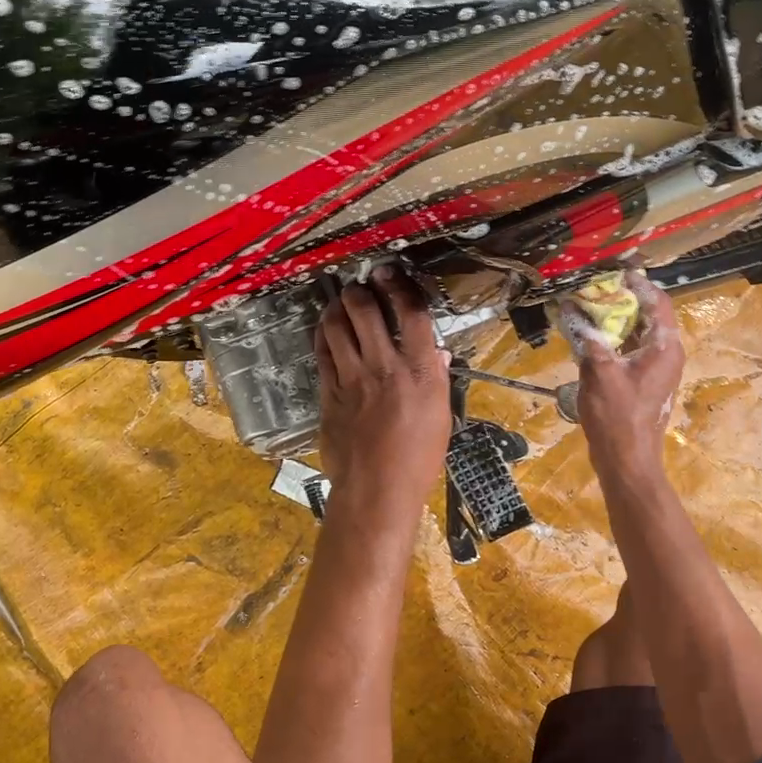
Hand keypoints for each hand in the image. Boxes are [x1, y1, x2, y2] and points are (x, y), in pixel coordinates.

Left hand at [314, 268, 452, 522]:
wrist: (377, 489)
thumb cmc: (418, 458)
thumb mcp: (440, 415)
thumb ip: (434, 377)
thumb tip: (434, 350)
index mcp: (419, 372)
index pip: (411, 313)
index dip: (399, 286)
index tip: (390, 273)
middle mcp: (383, 367)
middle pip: (365, 311)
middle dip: (360, 289)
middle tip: (361, 284)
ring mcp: (351, 379)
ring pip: (336, 327)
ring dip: (336, 307)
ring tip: (341, 301)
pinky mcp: (328, 393)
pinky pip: (321, 353)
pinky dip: (323, 334)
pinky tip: (326, 329)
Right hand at [563, 270, 683, 484]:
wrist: (626, 458)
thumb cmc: (617, 416)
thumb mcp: (599, 373)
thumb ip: (589, 338)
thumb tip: (574, 309)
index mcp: (664, 348)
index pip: (657, 303)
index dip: (638, 285)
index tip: (614, 273)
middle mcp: (667, 354)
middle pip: (649, 315)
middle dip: (623, 300)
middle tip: (594, 289)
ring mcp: (657, 368)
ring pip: (639, 332)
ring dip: (616, 319)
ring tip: (589, 307)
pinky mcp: (644, 380)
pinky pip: (631, 349)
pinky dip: (614, 338)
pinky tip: (590, 335)